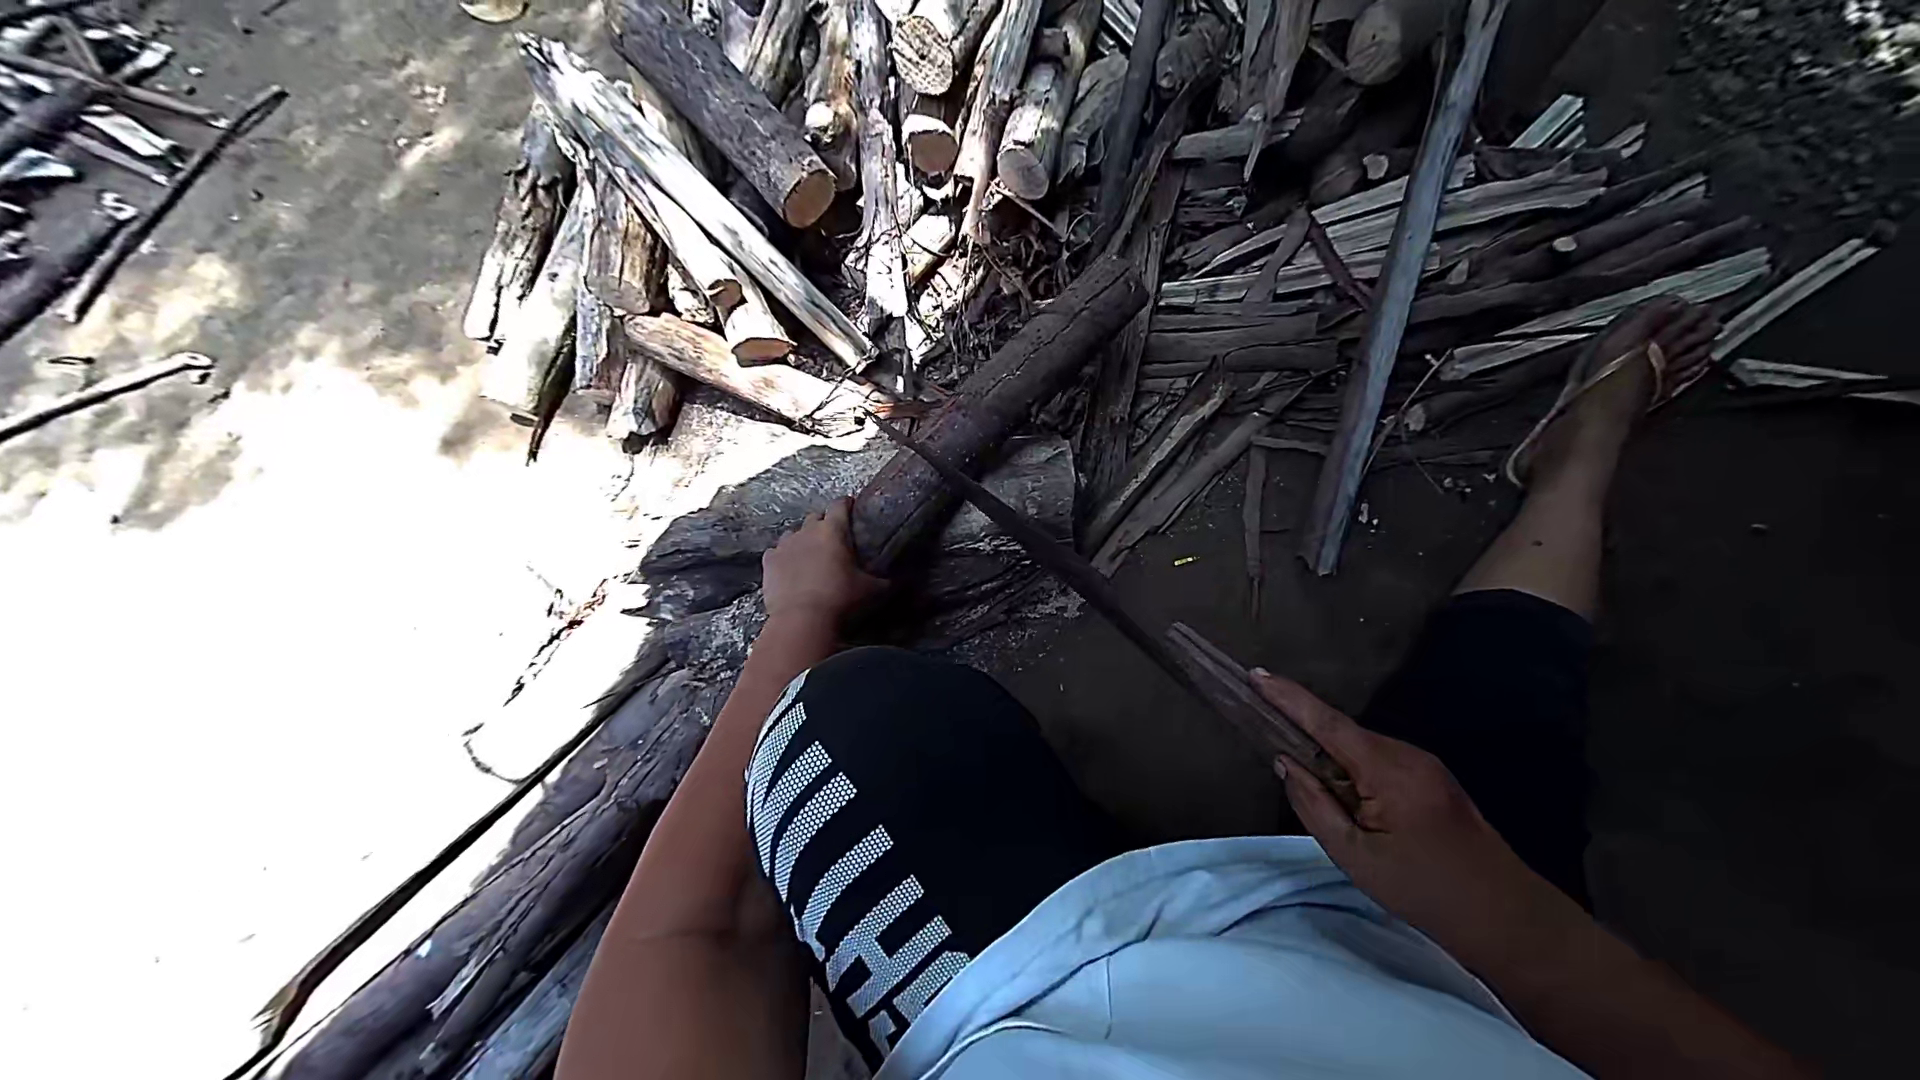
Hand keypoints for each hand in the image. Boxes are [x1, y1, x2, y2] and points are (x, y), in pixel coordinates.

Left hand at [762, 499, 886, 626]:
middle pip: (815, 517)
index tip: (850, 506)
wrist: (801, 619)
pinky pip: (776, 553)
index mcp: (833, 530)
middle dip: (824, 524)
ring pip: (793, 533)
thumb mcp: (871, 590)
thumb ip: (884, 581)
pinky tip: (789, 569)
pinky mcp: (768, 562)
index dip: (846, 504)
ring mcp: (784, 545)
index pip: (839, 505)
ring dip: (802, 540)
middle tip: (833, 539)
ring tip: (810, 555)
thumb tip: (897, 581)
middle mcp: (807, 531)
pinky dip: (783, 558)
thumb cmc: (841, 599)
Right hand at [1253, 670, 1572, 966]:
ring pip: (1359, 746)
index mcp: (1388, 770)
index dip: (1288, 697)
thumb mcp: (1354, 856)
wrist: (1512, 922)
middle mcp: (1408, 755)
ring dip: (1328, 754)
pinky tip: (1345, 797)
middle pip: (1341, 731)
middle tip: (1267, 736)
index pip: (1327, 723)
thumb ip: (1312, 804)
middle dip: (1303, 730)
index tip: (1256, 674)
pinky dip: (1350, 767)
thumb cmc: (1426, 891)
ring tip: (1308, 782)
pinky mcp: (1432, 778)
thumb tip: (1285, 763)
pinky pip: (1376, 759)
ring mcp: (1424, 765)